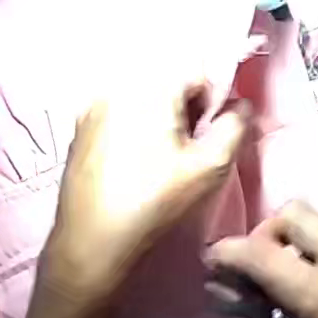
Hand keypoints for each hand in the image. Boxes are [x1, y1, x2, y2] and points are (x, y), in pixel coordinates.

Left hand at [47, 78, 250, 305]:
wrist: (92, 244)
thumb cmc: (156, 201)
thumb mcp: (211, 166)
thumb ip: (236, 126)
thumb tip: (240, 105)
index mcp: (149, 87)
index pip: (199, 74)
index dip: (214, 106)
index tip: (210, 141)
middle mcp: (115, 87)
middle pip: (168, 87)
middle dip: (186, 114)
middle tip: (188, 156)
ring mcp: (91, 110)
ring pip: (143, 104)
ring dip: (161, 125)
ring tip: (161, 166)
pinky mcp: (78, 134)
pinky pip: (119, 120)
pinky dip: (135, 135)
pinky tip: (135, 171)